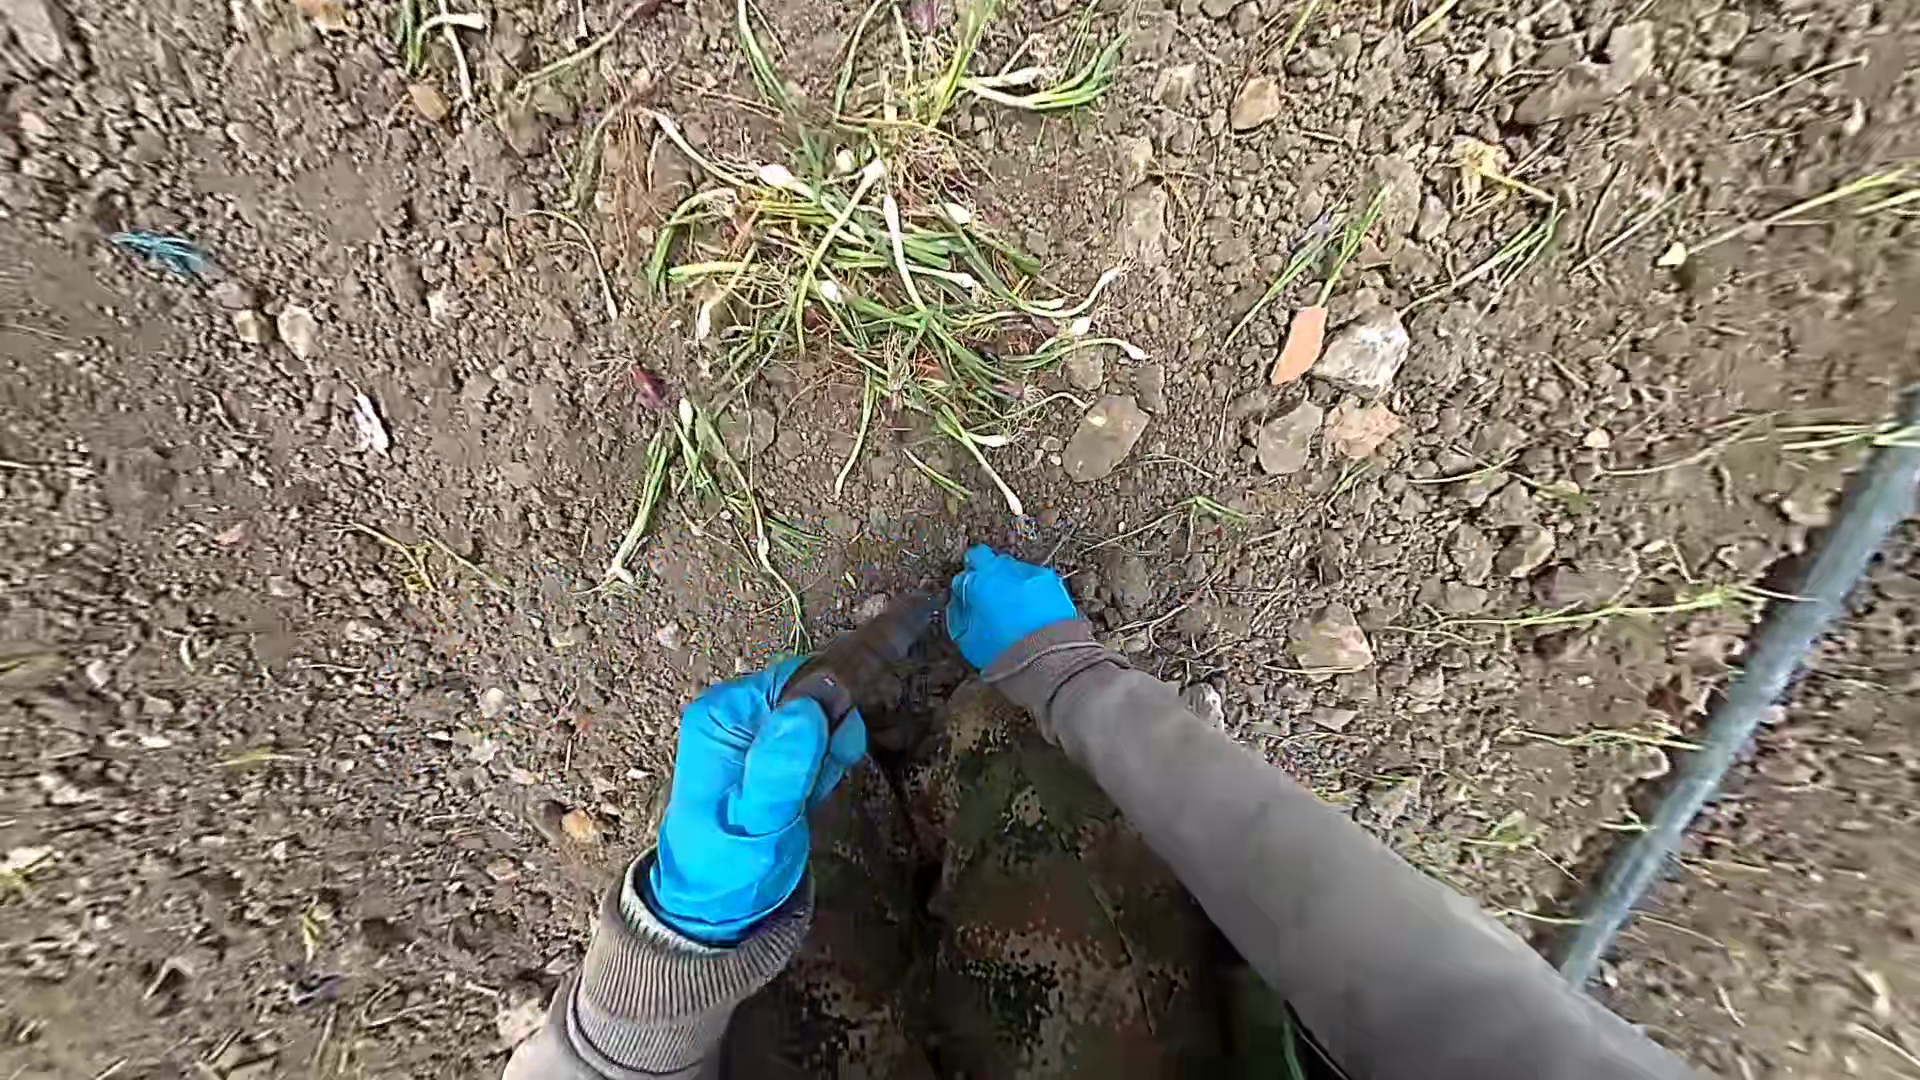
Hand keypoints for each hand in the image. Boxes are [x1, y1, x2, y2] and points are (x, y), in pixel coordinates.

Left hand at [645, 658, 866, 944]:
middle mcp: (737, 707)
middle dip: (829, 736)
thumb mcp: (758, 821)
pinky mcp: (774, 741)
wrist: (723, 906)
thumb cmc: (732, 867)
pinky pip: (822, 733)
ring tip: (809, 794)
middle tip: (815, 784)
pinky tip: (810, 791)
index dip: (826, 712)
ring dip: (830, 752)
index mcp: (723, 713)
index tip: (827, 757)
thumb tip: (810, 704)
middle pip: (813, 690)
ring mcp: (756, 724)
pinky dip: (827, 760)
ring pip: (824, 713)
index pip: (798, 679)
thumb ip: (781, 763)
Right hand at [946, 544, 1078, 669]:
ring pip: (1013, 569)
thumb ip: (961, 614)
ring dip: (1010, 582)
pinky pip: (1035, 580)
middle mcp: (1004, 570)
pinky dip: (1031, 590)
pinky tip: (1032, 612)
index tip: (967, 595)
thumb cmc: (1007, 655)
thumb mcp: (968, 640)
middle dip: (987, 576)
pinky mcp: (1052, 582)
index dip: (965, 584)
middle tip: (989, 600)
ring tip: (1014, 610)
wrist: (1049, 663)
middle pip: (989, 560)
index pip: (965, 570)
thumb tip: (961, 603)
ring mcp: (1030, 574)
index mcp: (979, 582)